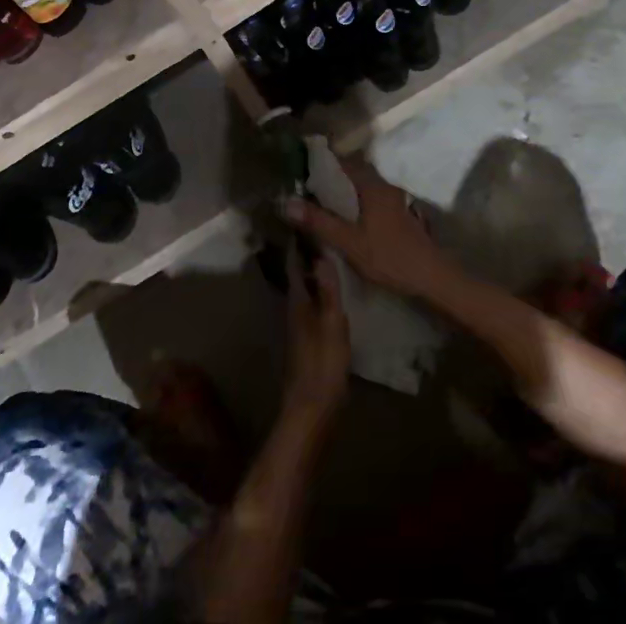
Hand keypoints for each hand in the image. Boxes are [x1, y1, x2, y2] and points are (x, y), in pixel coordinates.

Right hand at [282, 154, 452, 297]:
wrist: (434, 279)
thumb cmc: (390, 257)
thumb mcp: (348, 242)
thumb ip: (318, 221)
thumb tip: (286, 201)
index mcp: (372, 187)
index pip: (343, 161)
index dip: (322, 159)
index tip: (301, 161)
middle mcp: (385, 187)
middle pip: (354, 171)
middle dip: (331, 173)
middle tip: (306, 182)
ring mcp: (395, 201)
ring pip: (363, 185)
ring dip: (344, 187)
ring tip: (320, 198)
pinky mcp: (400, 215)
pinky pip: (370, 197)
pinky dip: (354, 199)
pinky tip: (345, 214)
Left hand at [282, 243, 350, 424]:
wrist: (312, 404)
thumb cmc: (323, 362)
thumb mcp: (332, 325)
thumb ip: (328, 291)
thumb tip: (320, 256)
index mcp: (296, 302)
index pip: (293, 265)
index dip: (297, 245)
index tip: (303, 222)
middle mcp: (292, 309)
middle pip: (297, 276)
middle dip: (305, 256)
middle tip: (321, 235)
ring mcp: (298, 324)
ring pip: (304, 290)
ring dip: (312, 274)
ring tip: (329, 259)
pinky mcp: (306, 338)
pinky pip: (311, 305)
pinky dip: (318, 293)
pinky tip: (332, 295)